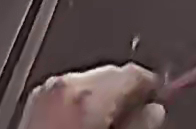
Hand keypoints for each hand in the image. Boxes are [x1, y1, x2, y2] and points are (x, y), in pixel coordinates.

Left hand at [18, 64, 163, 128]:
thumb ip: (136, 125)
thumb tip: (154, 110)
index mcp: (85, 92)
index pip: (130, 71)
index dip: (150, 83)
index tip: (161, 95)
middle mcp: (63, 82)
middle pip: (108, 72)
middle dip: (125, 90)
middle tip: (140, 113)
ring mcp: (45, 90)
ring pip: (88, 80)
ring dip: (104, 96)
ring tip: (113, 121)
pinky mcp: (34, 101)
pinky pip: (68, 90)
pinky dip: (82, 101)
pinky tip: (87, 121)